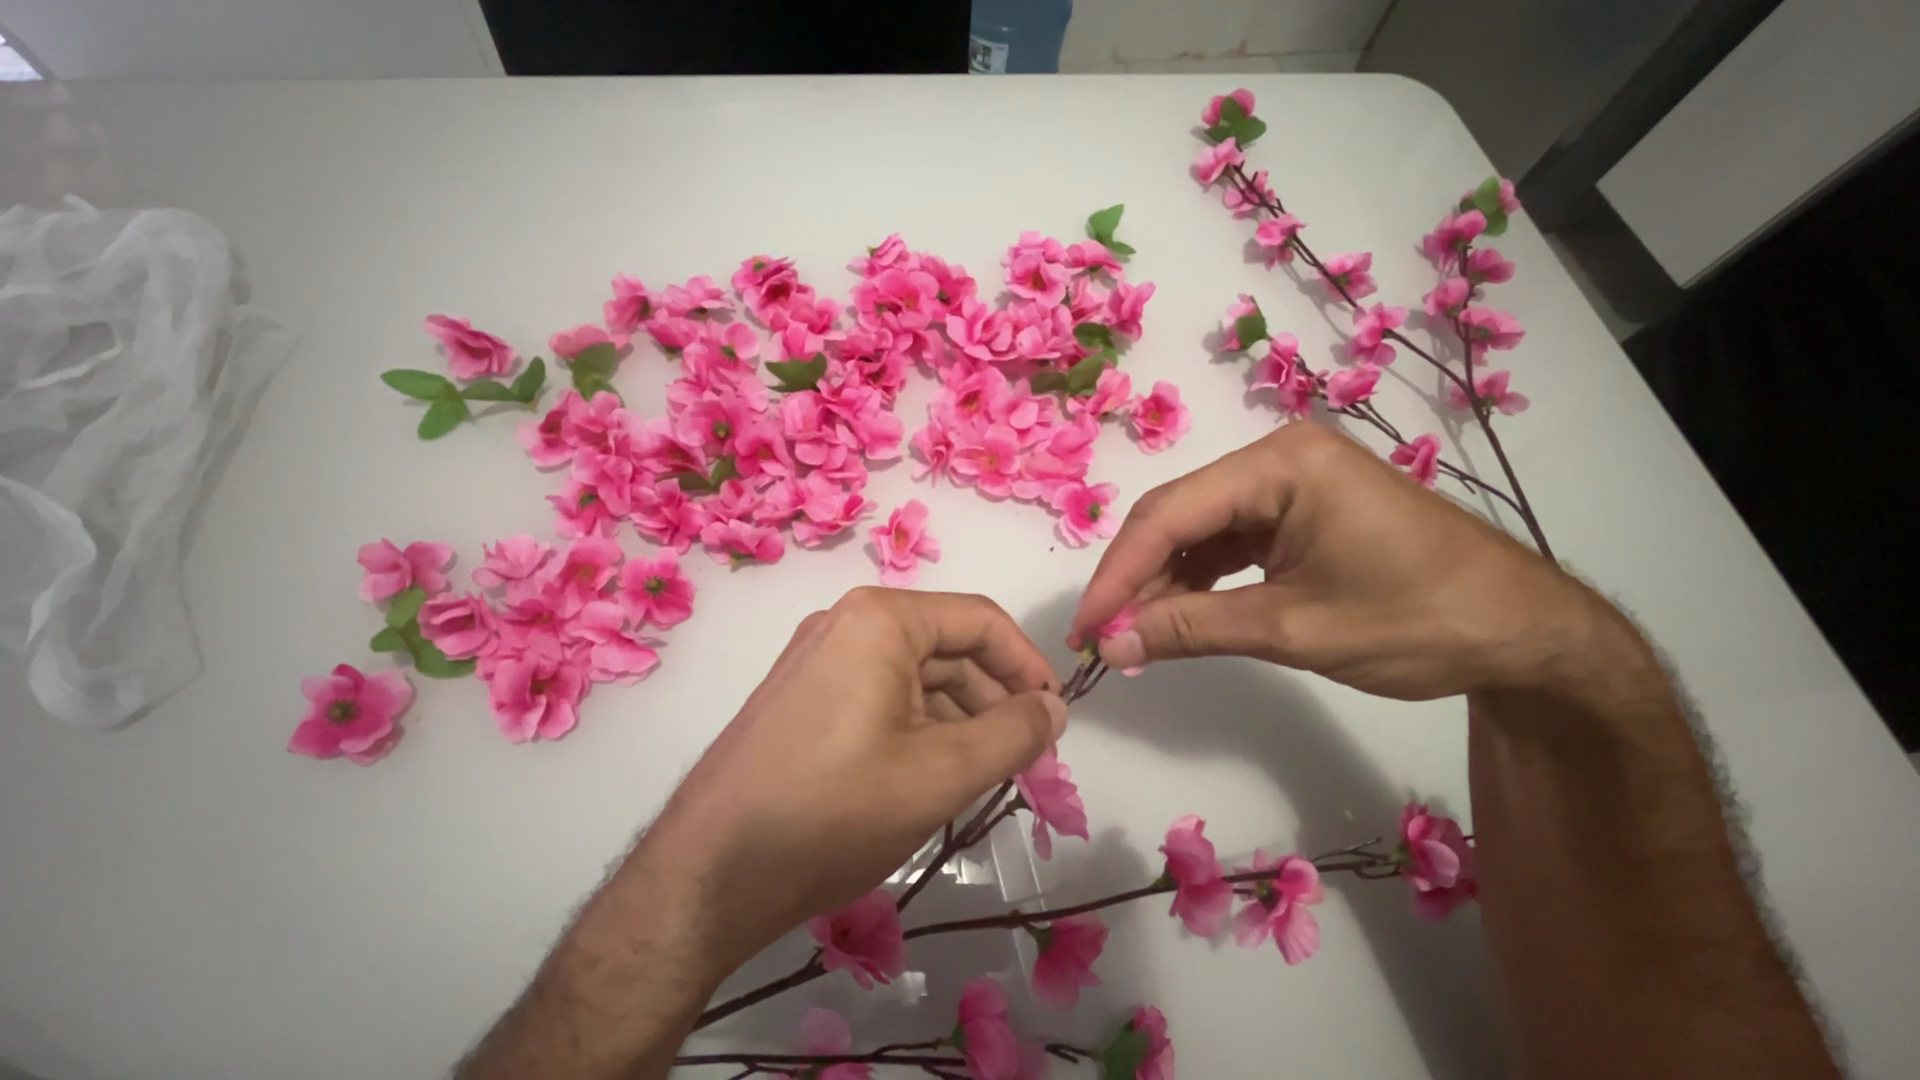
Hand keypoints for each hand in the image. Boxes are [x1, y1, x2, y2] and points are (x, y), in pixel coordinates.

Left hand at [647, 587, 1064, 973]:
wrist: (710, 874)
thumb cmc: (834, 811)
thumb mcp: (942, 773)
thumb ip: (1014, 733)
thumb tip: (1054, 708)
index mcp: (880, 620)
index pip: (980, 621)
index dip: (1029, 666)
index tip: (1055, 720)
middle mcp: (844, 625)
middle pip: (946, 648)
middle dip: (993, 699)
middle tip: (1023, 759)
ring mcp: (815, 663)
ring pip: (913, 678)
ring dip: (958, 720)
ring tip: (981, 778)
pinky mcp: (800, 702)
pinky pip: (878, 699)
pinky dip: (917, 731)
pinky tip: (930, 779)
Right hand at [1070, 423, 1603, 700]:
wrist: (1526, 632)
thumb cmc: (1419, 621)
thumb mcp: (1295, 629)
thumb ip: (1193, 629)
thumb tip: (1111, 645)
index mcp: (1281, 464)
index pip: (1169, 515)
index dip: (1117, 575)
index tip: (1084, 630)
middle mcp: (1279, 458)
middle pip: (1178, 515)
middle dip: (1136, 579)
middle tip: (1103, 640)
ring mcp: (1292, 484)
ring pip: (1200, 530)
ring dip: (1164, 582)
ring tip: (1135, 637)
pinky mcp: (1302, 512)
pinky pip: (1231, 541)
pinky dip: (1200, 580)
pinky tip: (1178, 615)